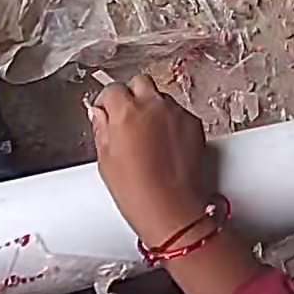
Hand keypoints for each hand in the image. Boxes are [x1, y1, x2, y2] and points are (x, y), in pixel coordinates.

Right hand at [89, 75, 214, 245]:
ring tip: (149, 136)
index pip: (112, 89)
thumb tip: (100, 115)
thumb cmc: (137, 191)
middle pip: (140, 83)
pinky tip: (166, 144)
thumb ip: (102, 129)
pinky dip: (172, 122)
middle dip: (132, 95)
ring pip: (162, 97)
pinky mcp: (194, 123)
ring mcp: (176, 113)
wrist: (172, 210)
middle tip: (128, 118)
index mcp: (126, 111)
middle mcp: (153, 105)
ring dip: (153, 108)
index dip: (108, 102)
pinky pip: (179, 113)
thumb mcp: (106, 160)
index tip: (107, 112)